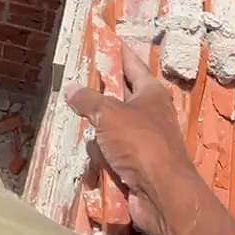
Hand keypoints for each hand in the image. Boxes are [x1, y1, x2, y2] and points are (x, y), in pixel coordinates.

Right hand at [67, 38, 198, 234]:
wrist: (162, 195)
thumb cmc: (140, 142)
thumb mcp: (109, 114)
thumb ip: (88, 99)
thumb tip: (71, 88)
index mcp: (151, 92)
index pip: (131, 64)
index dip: (117, 52)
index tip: (104, 40)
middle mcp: (150, 113)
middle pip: (118, 98)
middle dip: (97, 99)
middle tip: (75, 89)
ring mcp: (144, 141)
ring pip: (111, 130)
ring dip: (97, 137)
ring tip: (83, 134)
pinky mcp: (137, 166)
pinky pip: (112, 155)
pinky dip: (102, 160)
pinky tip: (94, 165)